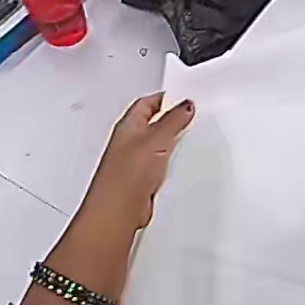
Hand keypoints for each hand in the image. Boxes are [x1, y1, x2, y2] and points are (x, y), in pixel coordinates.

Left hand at [76, 94, 195, 232]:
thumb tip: (185, 105)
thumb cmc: (125, 175)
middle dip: (168, 116)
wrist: (118, 209)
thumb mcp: (157, 139)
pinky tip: (174, 161)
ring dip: (168, 138)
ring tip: (184, 133)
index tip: (181, 95)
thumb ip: (173, 120)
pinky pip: (157, 162)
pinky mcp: (141, 179)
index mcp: (128, 126)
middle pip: (150, 122)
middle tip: (186, 112)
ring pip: (154, 143)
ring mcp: (134, 161)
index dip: (163, 97)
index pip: (146, 103)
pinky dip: (167, 159)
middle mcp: (128, 142)